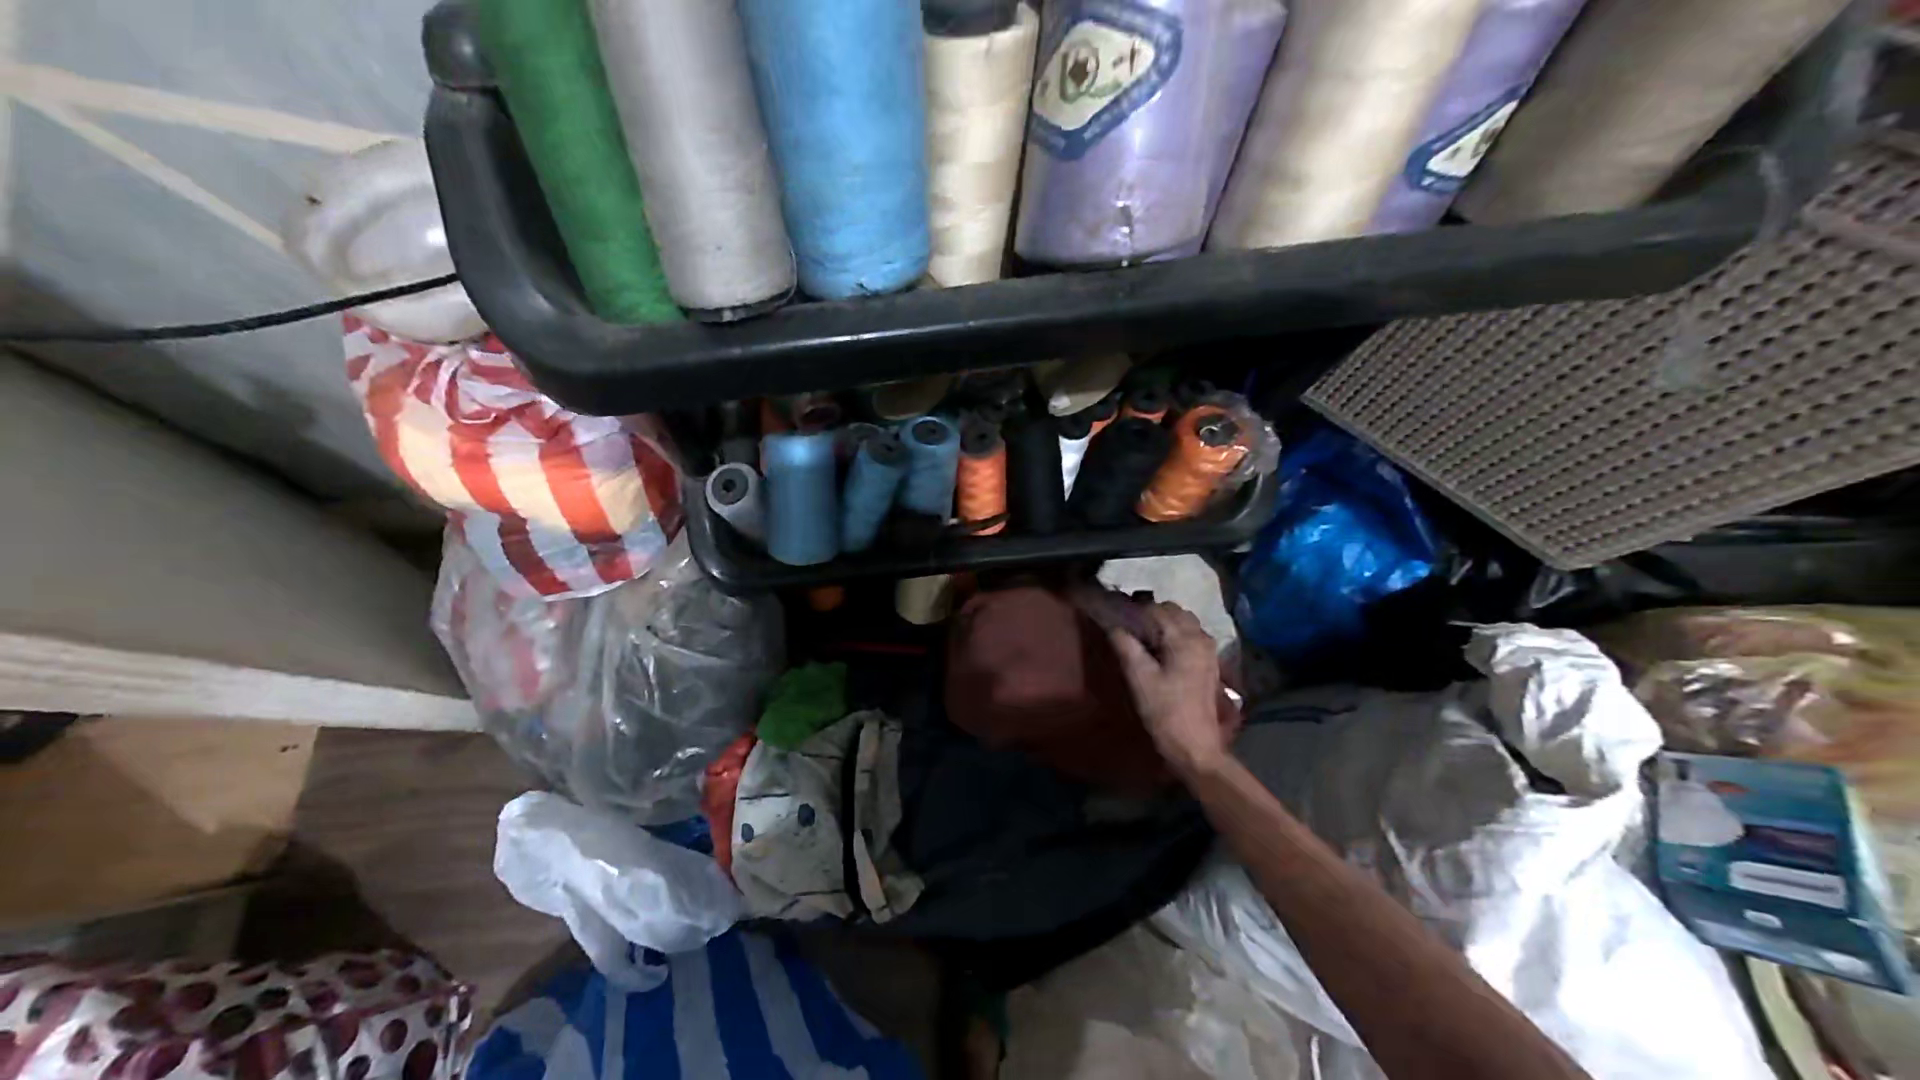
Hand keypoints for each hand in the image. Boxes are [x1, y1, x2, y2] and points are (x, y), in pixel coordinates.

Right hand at [1108, 602, 1231, 778]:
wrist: (1195, 746)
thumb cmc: (1165, 712)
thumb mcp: (1139, 678)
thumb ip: (1126, 646)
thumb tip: (1113, 625)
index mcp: (1183, 638)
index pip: (1155, 609)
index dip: (1134, 610)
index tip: (1116, 618)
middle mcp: (1200, 637)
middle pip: (1173, 611)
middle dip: (1150, 614)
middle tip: (1128, 628)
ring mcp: (1208, 650)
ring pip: (1184, 621)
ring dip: (1164, 623)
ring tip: (1142, 639)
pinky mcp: (1209, 662)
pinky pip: (1191, 635)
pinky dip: (1175, 634)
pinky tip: (1160, 651)